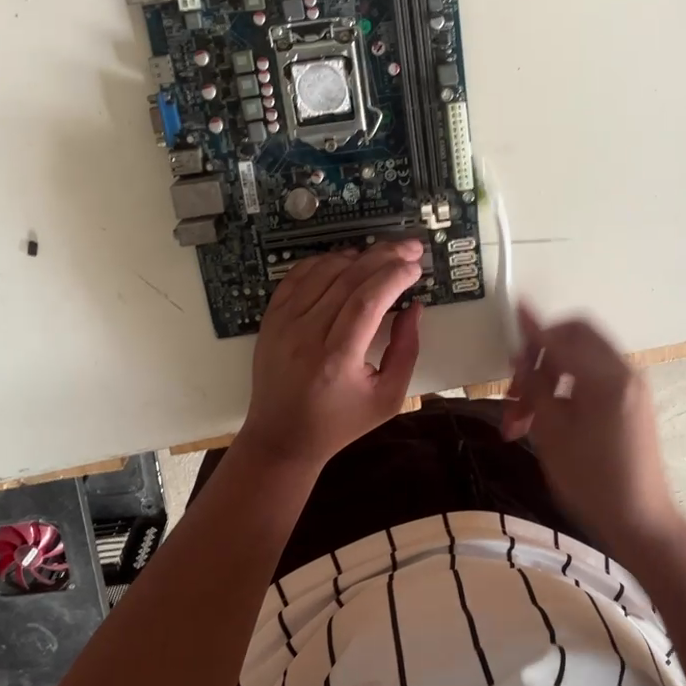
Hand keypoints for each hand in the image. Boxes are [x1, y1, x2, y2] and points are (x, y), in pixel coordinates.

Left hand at [235, 241, 423, 469]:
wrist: (282, 438)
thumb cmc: (340, 423)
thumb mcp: (387, 398)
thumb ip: (406, 351)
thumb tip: (414, 307)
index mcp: (337, 359)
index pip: (367, 301)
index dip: (393, 276)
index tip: (416, 266)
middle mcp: (305, 335)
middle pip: (347, 279)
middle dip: (383, 256)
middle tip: (410, 247)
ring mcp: (283, 324)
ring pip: (322, 271)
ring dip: (356, 256)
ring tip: (383, 254)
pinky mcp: (270, 320)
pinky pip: (296, 277)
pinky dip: (323, 261)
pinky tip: (346, 260)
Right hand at [501, 304, 678, 546]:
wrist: (640, 521)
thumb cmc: (591, 480)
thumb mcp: (551, 431)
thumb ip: (535, 384)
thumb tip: (521, 350)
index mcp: (606, 377)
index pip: (562, 337)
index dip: (532, 328)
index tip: (510, 313)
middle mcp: (624, 371)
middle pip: (575, 338)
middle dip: (539, 356)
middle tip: (514, 390)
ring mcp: (631, 386)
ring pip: (580, 360)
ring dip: (548, 378)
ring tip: (520, 420)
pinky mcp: (631, 401)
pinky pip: (593, 378)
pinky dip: (566, 388)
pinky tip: (544, 420)